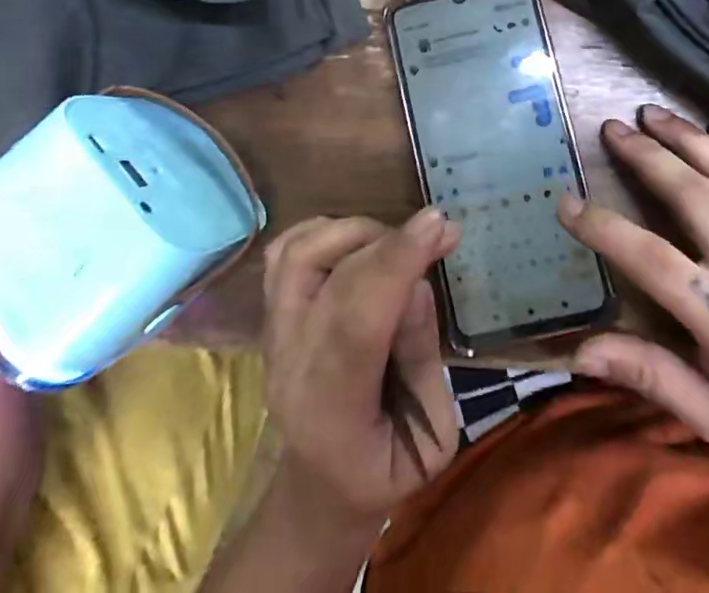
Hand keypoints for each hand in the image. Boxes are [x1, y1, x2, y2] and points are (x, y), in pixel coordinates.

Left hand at [260, 208, 462, 523]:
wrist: (319, 483)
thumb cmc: (385, 471)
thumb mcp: (431, 439)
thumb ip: (421, 361)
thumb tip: (415, 284)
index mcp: (332, 410)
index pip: (356, 323)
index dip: (396, 265)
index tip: (438, 225)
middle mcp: (290, 362)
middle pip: (328, 278)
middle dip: (390, 241)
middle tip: (438, 229)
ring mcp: (272, 334)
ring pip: (296, 254)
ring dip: (353, 232)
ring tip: (396, 241)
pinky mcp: (269, 314)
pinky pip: (283, 253)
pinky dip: (321, 231)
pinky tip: (357, 239)